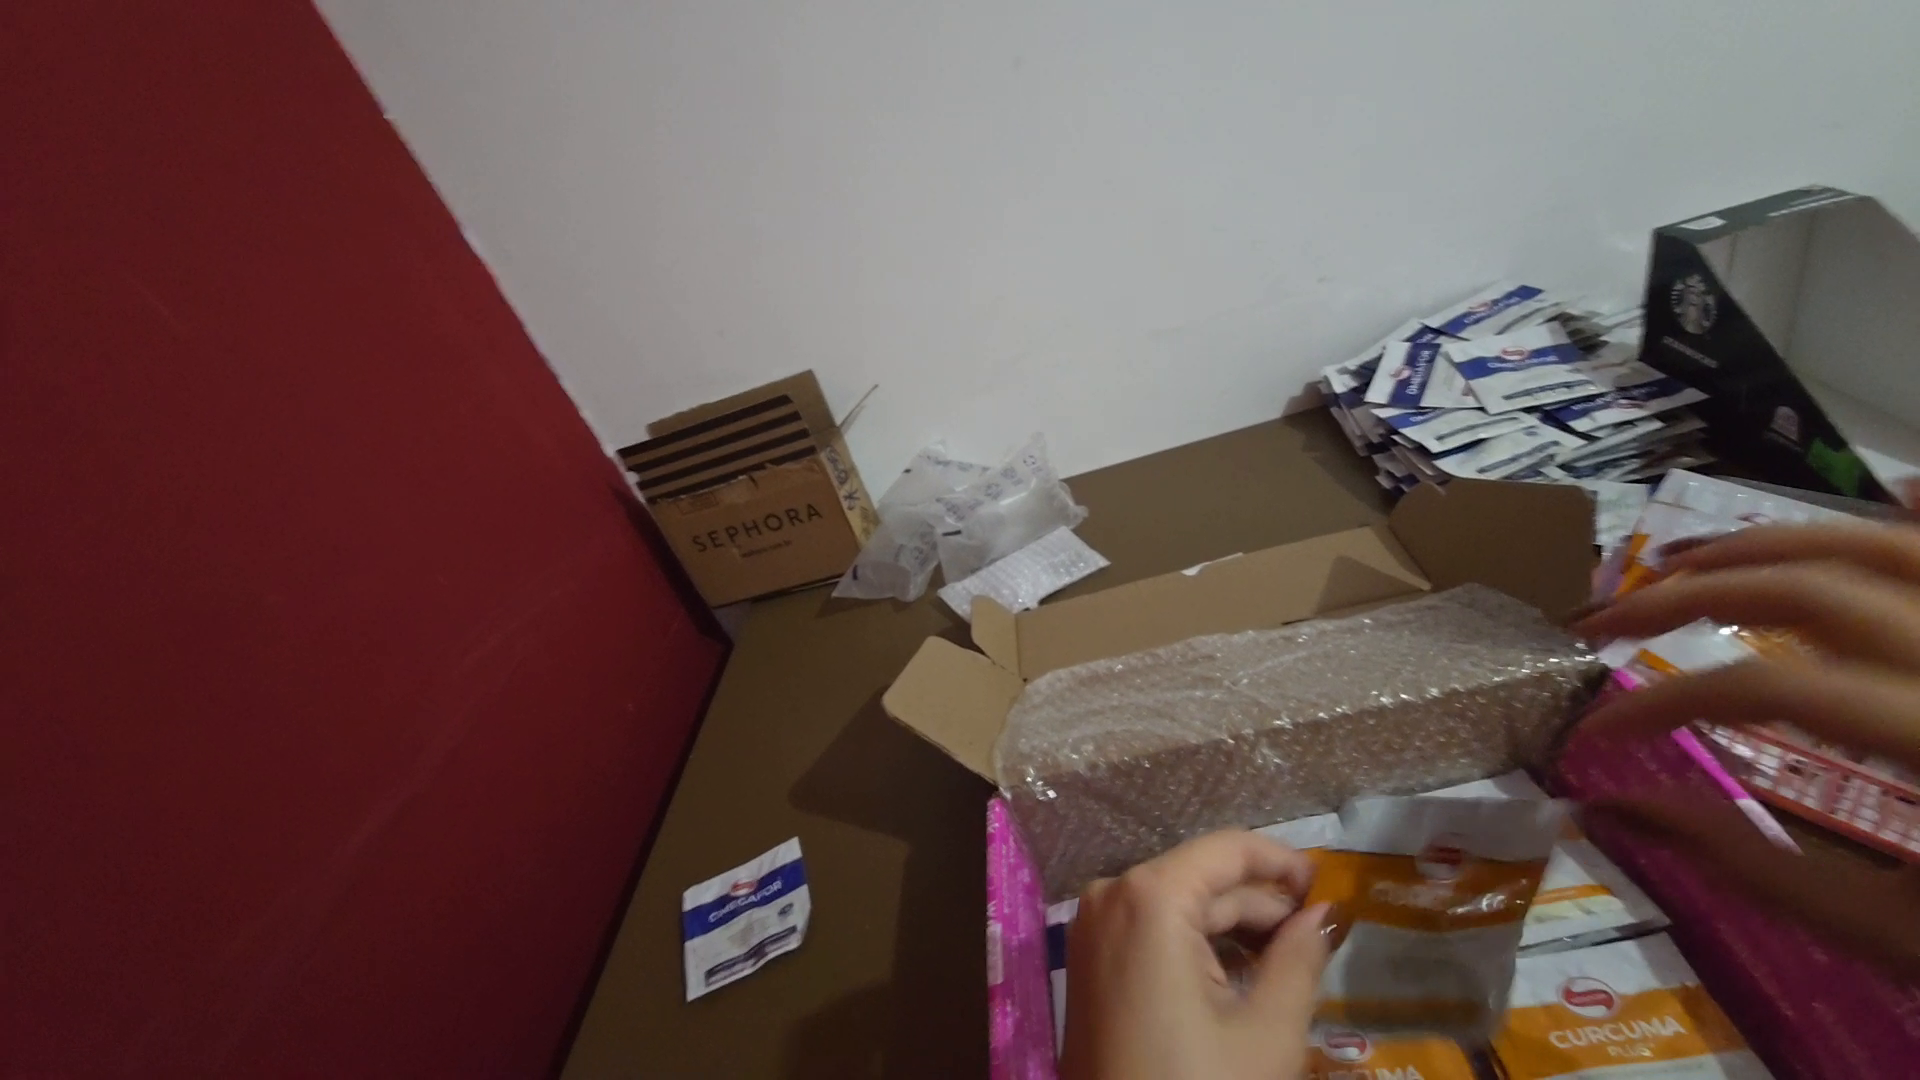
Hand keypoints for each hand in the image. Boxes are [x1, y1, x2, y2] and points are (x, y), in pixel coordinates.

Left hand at [1058, 830, 1327, 1079]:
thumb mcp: (1266, 1032)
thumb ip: (1299, 959)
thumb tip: (1326, 914)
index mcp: (1150, 895)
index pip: (1226, 849)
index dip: (1282, 861)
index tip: (1329, 884)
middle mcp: (1113, 893)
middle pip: (1202, 878)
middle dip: (1263, 901)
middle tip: (1321, 931)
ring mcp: (1095, 925)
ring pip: (1179, 904)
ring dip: (1234, 925)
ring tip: (1291, 955)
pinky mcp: (1091, 957)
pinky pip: (1153, 929)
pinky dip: (1198, 943)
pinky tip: (1242, 971)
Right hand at [1573, 521, 1919, 970]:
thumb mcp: (1903, 939)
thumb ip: (1753, 864)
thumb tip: (1607, 808)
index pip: (1767, 687)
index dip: (1662, 702)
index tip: (1592, 733)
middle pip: (1811, 588)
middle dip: (1682, 596)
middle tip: (1599, 621)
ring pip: (1881, 545)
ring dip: (1759, 546)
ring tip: (1675, 562)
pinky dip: (1908, 523)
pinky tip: (1879, 502)